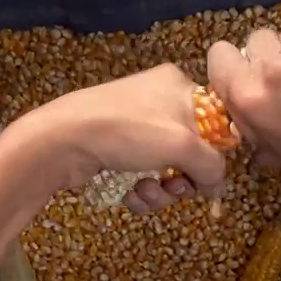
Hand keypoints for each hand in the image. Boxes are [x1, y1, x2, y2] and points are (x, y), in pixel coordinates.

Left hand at [4, 63, 227, 211]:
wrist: (61, 140)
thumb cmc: (127, 132)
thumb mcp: (181, 144)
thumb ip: (211, 165)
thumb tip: (218, 185)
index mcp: (179, 86)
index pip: (216, 122)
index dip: (214, 155)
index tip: (207, 177)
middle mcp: (160, 101)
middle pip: (192, 151)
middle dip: (184, 178)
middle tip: (173, 188)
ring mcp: (137, 126)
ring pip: (168, 169)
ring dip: (162, 191)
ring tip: (145, 192)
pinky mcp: (118, 148)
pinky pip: (145, 174)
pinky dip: (142, 190)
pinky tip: (130, 194)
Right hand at [207, 19, 280, 179]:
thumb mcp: (279, 155)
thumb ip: (251, 129)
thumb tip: (242, 117)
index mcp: (249, 98)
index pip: (218, 57)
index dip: (229, 67)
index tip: (242, 77)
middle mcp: (269, 67)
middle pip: (250, 43)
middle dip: (262, 60)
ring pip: (280, 36)